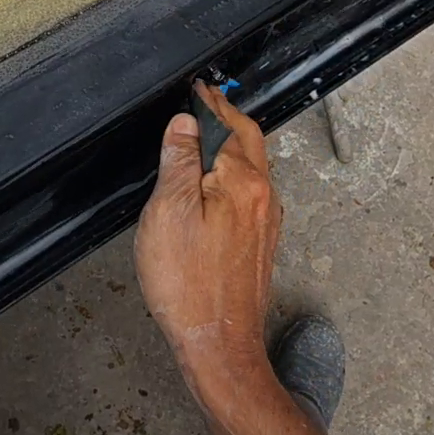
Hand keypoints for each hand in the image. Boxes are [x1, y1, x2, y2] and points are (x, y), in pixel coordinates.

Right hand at [134, 83, 280, 405]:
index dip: (210, 103)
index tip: (197, 88)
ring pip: (252, 165)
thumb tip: (185, 122)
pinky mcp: (260, 241)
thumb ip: (179, 161)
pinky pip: (250, 189)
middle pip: (249, 141)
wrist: (219, 345)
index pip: (229, 125)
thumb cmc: (187, 282)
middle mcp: (262, 196)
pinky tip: (215, 179)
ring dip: (232, 143)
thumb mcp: (168, 212)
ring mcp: (265, 221)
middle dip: (227, 117)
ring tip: (206, 133)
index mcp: (241, 182)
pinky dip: (234, 169)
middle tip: (203, 102)